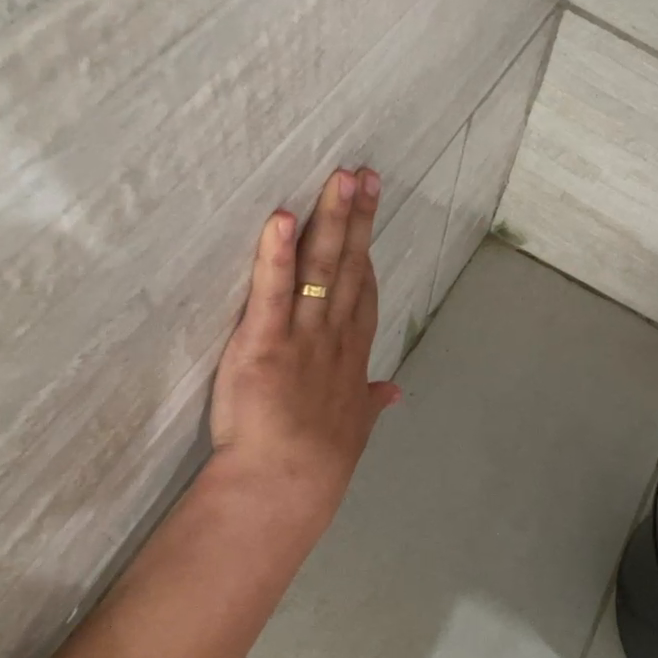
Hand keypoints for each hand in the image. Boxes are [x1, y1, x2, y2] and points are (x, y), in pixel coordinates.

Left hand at [205, 167, 402, 529]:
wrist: (288, 482)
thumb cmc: (317, 457)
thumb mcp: (356, 426)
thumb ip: (372, 400)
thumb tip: (394, 391)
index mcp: (351, 353)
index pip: (361, 292)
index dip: (366, 251)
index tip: (369, 215)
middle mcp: (333, 335)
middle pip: (348, 267)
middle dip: (358, 219)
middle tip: (363, 175)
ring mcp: (302, 335)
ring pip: (320, 268)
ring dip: (332, 220)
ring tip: (339, 179)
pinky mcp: (263, 341)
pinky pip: (272, 291)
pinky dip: (277, 254)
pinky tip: (282, 218)